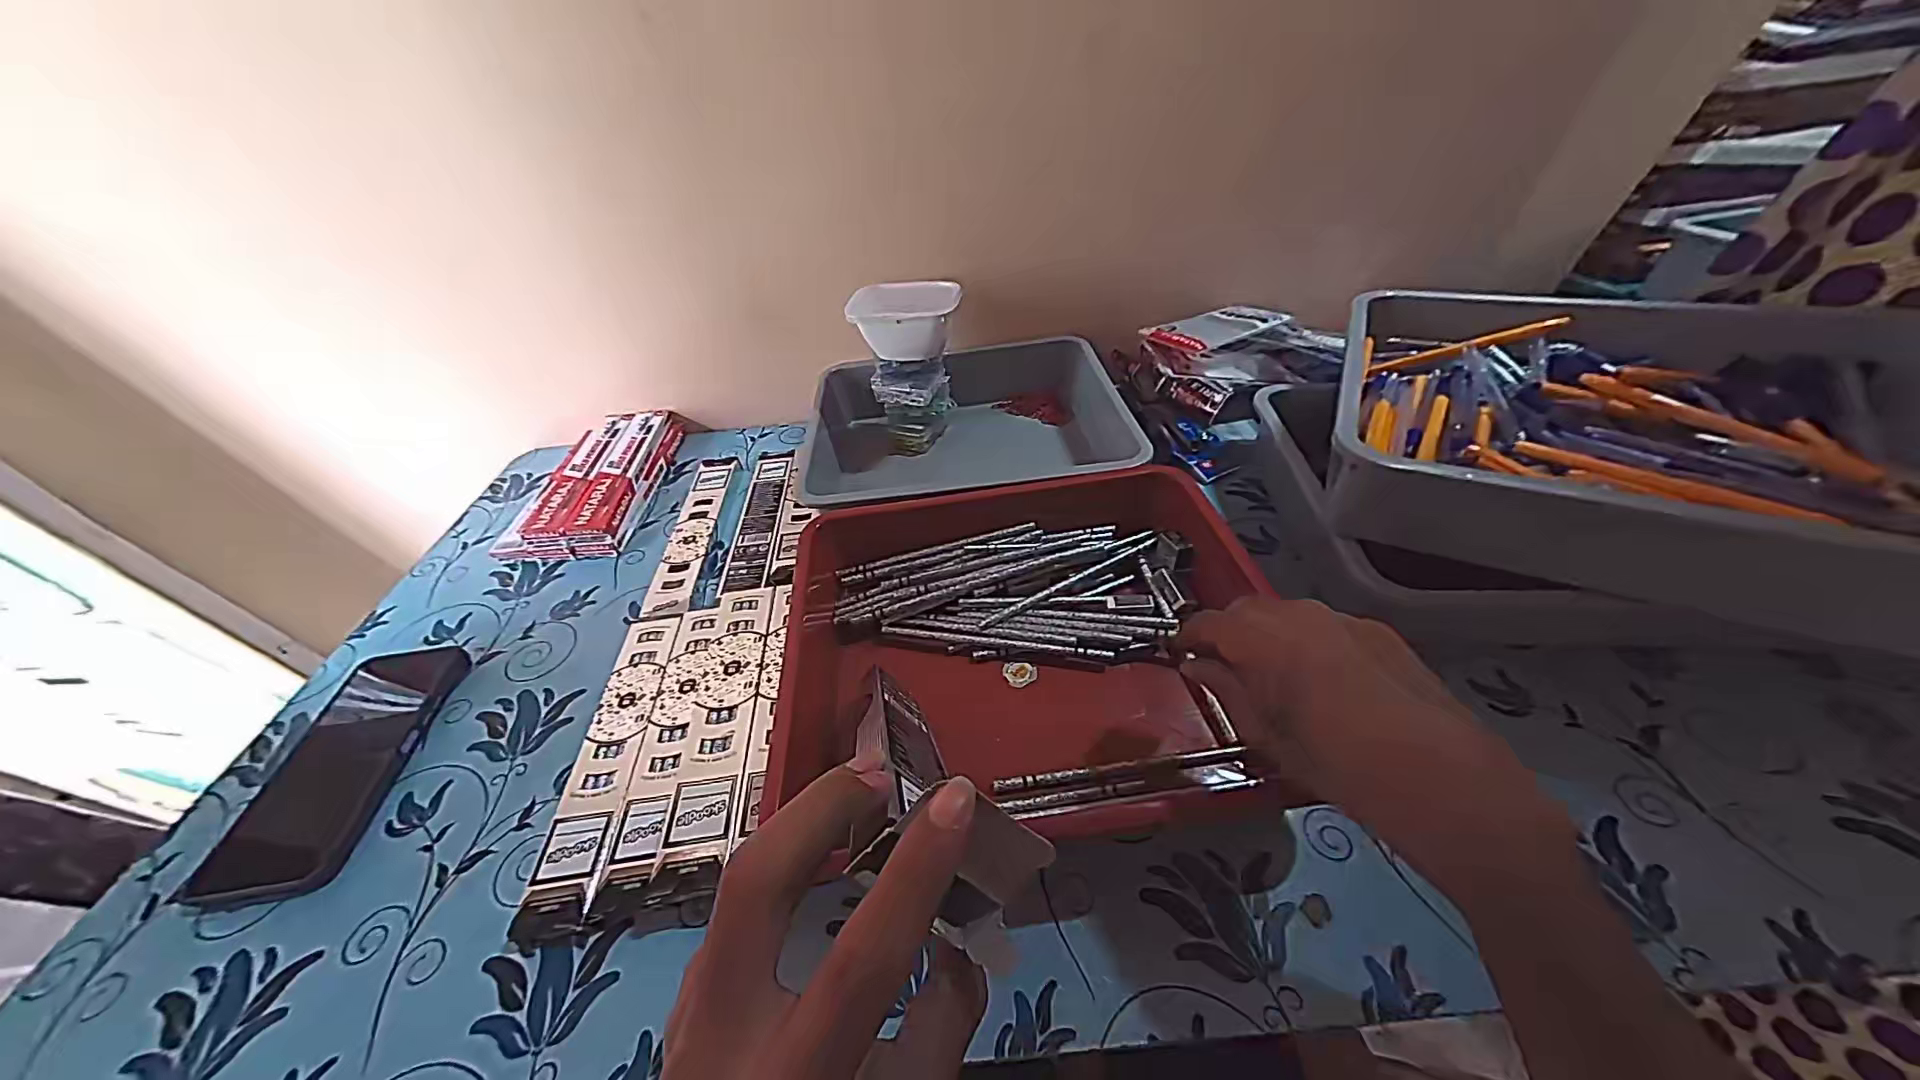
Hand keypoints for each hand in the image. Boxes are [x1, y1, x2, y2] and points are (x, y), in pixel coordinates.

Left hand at [663, 759, 986, 1079]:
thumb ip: (940, 1024)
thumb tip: (962, 936)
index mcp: (794, 1077)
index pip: (863, 958)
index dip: (917, 868)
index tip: (954, 801)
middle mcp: (724, 1036)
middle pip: (756, 884)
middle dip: (820, 807)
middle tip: (876, 773)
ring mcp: (693, 1007)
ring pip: (738, 879)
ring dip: (802, 820)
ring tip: (856, 793)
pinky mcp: (690, 990)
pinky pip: (741, 903)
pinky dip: (789, 858)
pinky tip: (822, 849)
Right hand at [1175, 596, 1572, 893]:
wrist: (1443, 781)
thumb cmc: (1337, 766)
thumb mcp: (1265, 735)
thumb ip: (1226, 690)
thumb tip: (1198, 666)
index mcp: (1262, 638)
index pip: (1207, 621)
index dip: (1188, 638)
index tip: (1182, 657)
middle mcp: (1300, 614)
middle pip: (1246, 610)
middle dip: (1228, 633)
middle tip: (1227, 671)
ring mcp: (1343, 619)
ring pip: (1287, 615)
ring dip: (1269, 636)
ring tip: (1277, 680)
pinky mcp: (1379, 632)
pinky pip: (1326, 627)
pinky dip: (1309, 643)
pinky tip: (1326, 684)